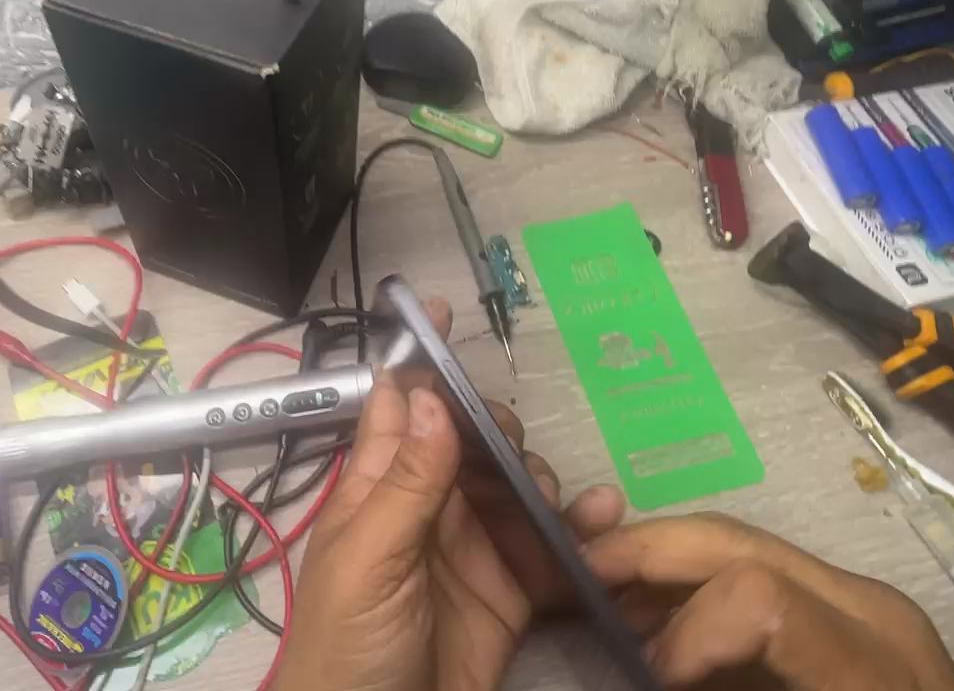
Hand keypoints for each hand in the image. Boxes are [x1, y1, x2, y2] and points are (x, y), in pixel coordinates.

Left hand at [272, 298, 625, 690]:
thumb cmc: (349, 644)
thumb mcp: (369, 559)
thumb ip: (406, 482)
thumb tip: (430, 397)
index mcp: (381, 484)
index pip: (396, 401)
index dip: (416, 356)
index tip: (438, 309)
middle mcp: (429, 503)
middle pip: (470, 436)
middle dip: (496, 425)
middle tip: (509, 444)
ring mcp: (472, 544)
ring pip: (515, 486)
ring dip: (542, 478)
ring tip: (557, 499)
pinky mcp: (510, 591)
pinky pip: (549, 550)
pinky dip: (579, 534)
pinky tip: (605, 522)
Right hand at [582, 512, 953, 690]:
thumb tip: (637, 670)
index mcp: (873, 664)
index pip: (759, 597)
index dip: (686, 630)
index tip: (646, 675)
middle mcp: (867, 607)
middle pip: (731, 543)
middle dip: (645, 554)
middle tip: (580, 579)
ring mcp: (857, 598)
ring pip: (732, 544)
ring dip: (659, 563)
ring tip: (604, 597)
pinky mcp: (844, 606)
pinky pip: (749, 568)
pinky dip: (690, 581)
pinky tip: (654, 612)